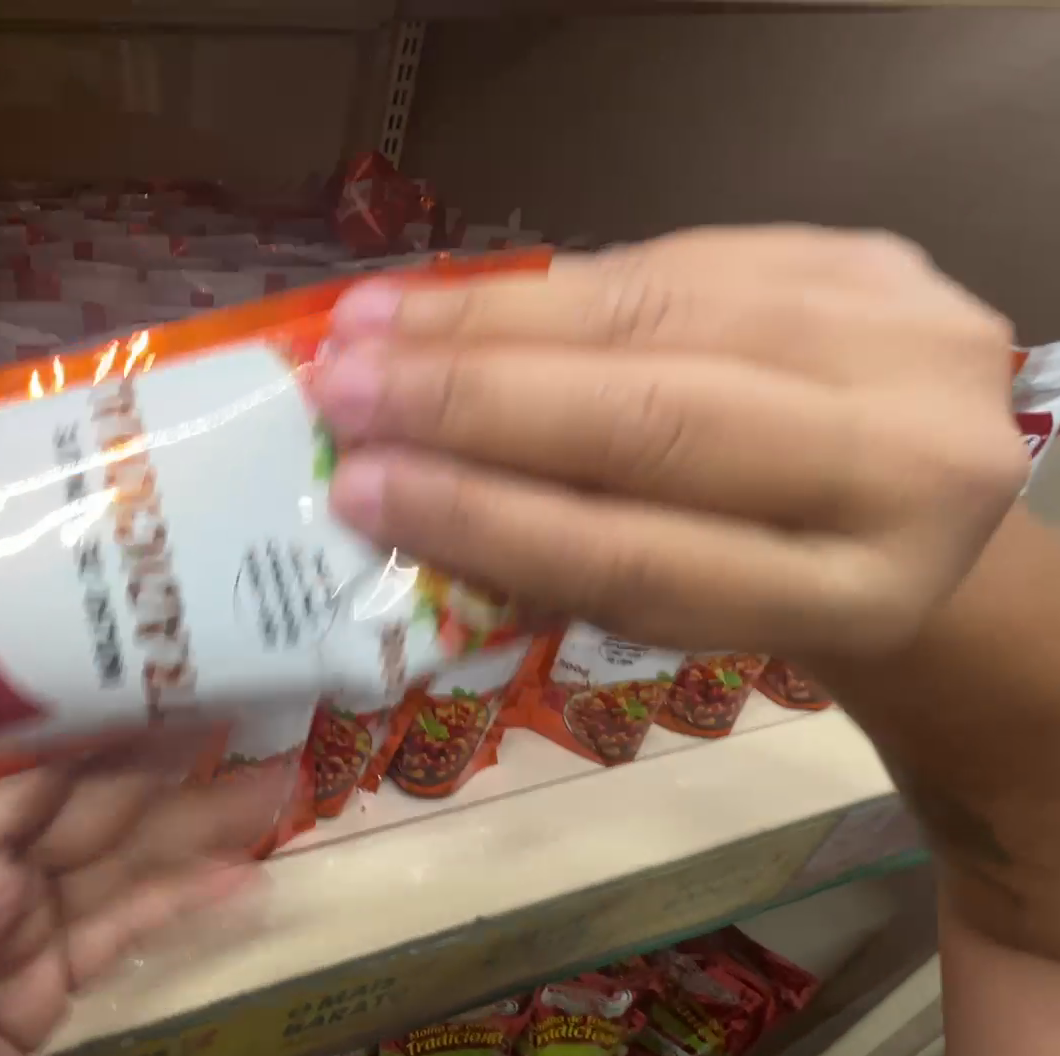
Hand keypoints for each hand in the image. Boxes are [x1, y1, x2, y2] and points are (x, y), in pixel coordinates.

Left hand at [0, 737, 276, 1055]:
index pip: (22, 774)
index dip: (100, 721)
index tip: (174, 673)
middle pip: (85, 809)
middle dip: (170, 763)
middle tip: (253, 708)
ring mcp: (8, 944)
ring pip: (114, 868)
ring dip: (193, 829)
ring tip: (274, 785)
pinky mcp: (33, 999)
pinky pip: (112, 939)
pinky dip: (174, 908)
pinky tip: (237, 882)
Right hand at [312, 226, 1027, 657]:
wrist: (884, 491)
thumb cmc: (731, 568)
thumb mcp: (649, 605)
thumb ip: (538, 555)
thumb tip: (383, 486)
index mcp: (841, 595)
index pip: (631, 557)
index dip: (480, 518)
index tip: (356, 488)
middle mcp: (909, 470)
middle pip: (649, 421)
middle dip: (464, 402)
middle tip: (339, 388)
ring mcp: (903, 340)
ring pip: (643, 317)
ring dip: (473, 321)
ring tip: (360, 324)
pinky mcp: (865, 257)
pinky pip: (653, 262)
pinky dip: (522, 286)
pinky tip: (431, 297)